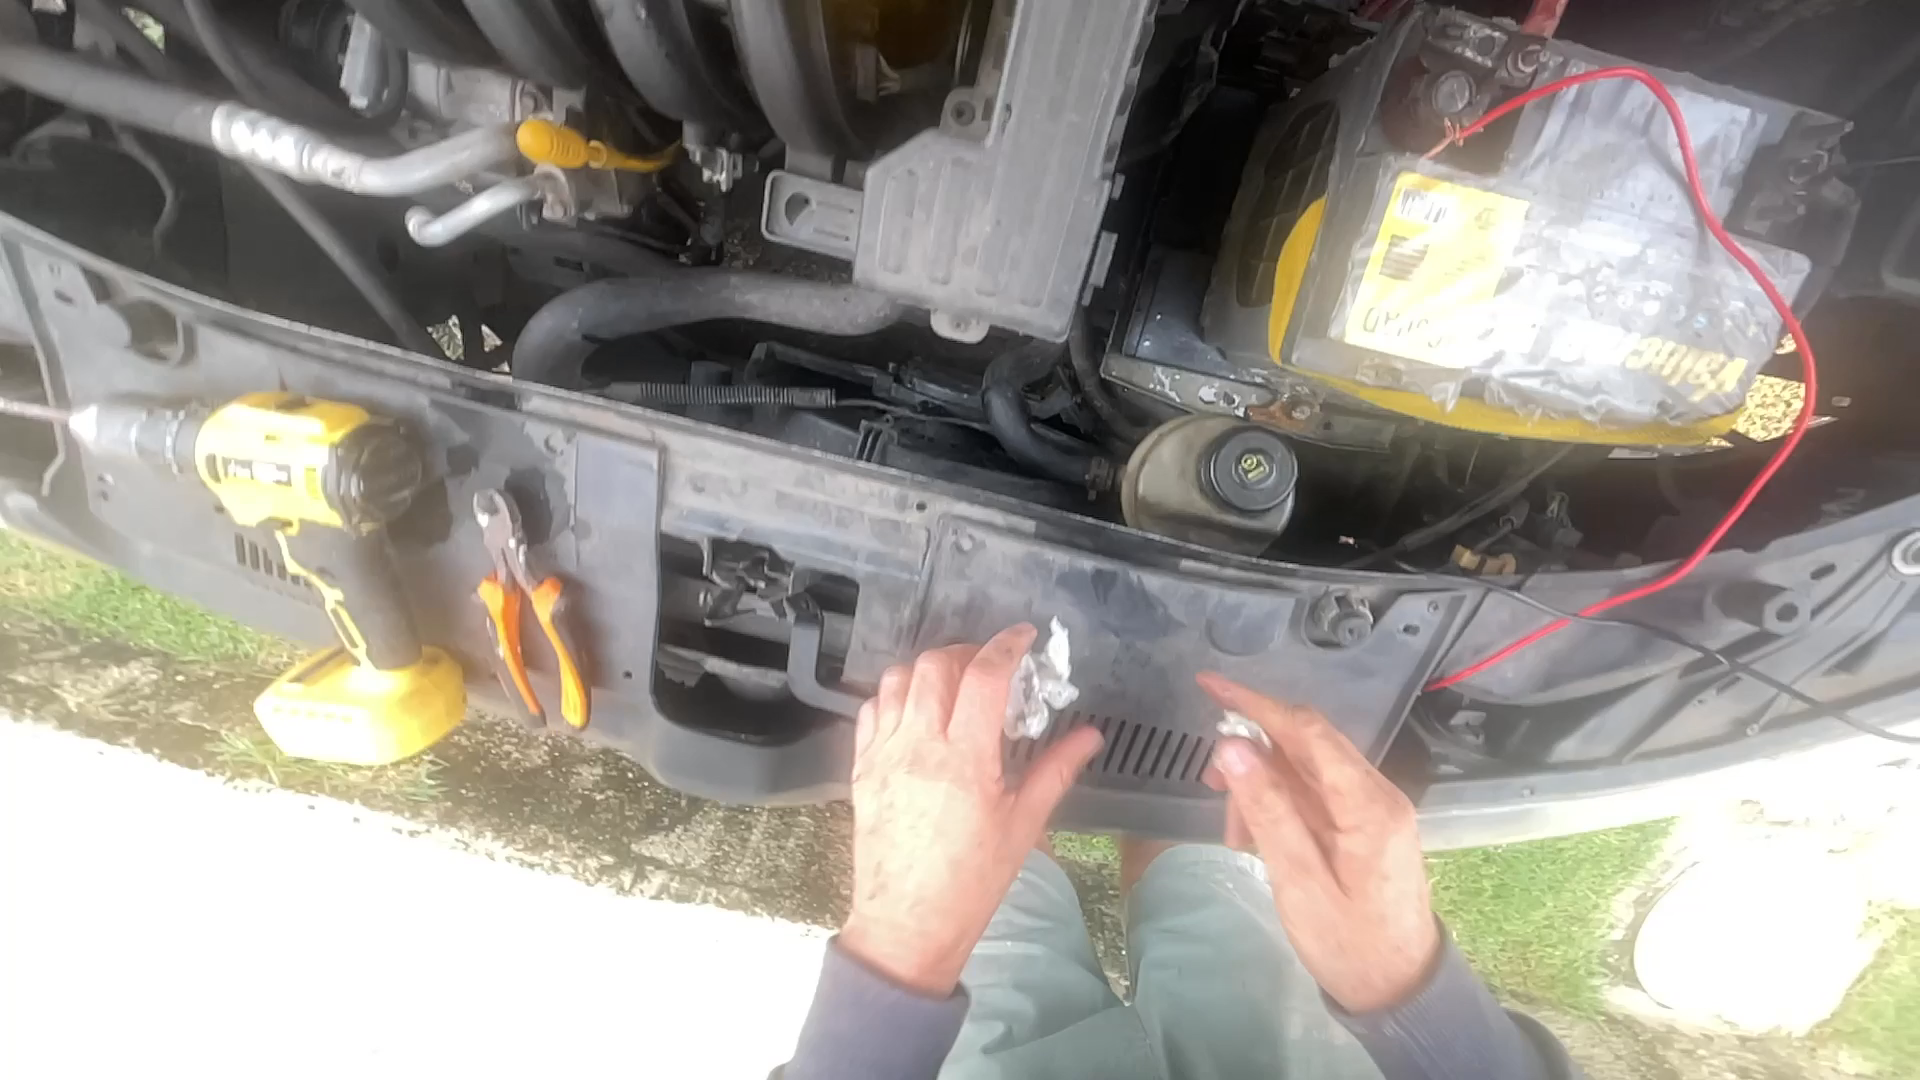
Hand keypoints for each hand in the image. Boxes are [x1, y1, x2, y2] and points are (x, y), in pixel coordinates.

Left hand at [839, 625, 1104, 995]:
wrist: (907, 925)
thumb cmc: (973, 880)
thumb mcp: (1023, 825)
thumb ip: (1056, 771)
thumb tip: (1091, 734)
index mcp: (965, 759)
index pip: (984, 677)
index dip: (1006, 645)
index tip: (1023, 635)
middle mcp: (918, 744)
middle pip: (936, 665)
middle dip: (967, 650)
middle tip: (989, 664)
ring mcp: (883, 752)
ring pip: (898, 678)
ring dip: (928, 667)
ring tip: (953, 681)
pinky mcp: (861, 765)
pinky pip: (871, 708)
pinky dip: (895, 693)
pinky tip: (915, 708)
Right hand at [1198, 673, 1439, 1012]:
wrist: (1402, 995)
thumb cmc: (1350, 945)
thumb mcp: (1300, 883)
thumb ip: (1267, 810)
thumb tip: (1231, 745)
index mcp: (1367, 804)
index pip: (1305, 730)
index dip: (1254, 702)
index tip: (1209, 686)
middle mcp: (1374, 791)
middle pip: (1303, 739)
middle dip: (1250, 744)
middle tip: (1209, 775)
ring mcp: (1368, 804)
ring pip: (1301, 763)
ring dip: (1259, 779)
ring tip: (1231, 825)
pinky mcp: (1359, 819)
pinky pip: (1308, 788)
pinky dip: (1273, 798)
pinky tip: (1252, 831)